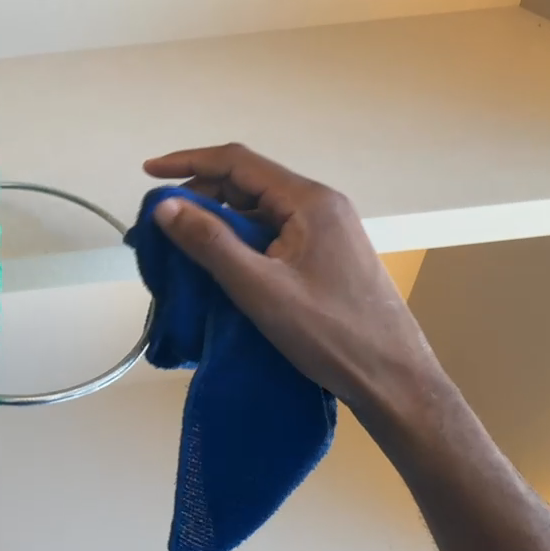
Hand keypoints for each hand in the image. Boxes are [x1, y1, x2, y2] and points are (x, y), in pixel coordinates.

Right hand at [143, 144, 448, 425]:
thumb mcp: (260, 288)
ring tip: (185, 242)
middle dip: (200, 192)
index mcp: (309, 202)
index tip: (148, 173)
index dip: (187, 161)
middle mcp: (321, 205)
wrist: (401, 388)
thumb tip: (163, 205)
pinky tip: (220, 259)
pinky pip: (270, 229)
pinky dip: (238, 236)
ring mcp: (326, 229)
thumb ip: (209, 242)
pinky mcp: (325, 253)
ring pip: (256, 206)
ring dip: (217, 217)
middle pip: (246, 181)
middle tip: (165, 219)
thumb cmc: (332, 335)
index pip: (236, 161)